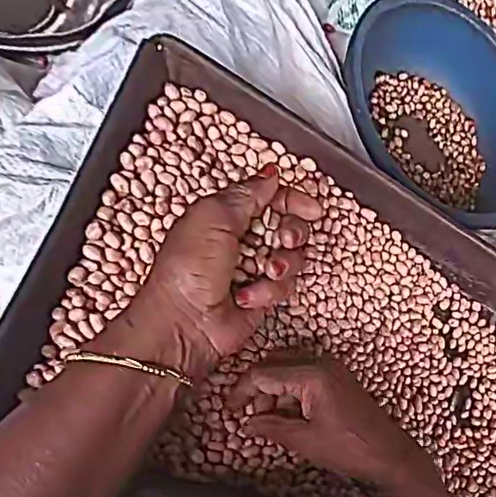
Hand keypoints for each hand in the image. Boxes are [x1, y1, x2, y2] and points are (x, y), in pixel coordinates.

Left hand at [101, 167, 323, 377]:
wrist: (186, 321)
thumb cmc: (188, 269)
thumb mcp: (213, 216)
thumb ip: (247, 194)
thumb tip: (270, 175)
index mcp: (229, 215)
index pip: (271, 198)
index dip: (292, 200)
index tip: (310, 208)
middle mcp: (245, 240)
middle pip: (290, 226)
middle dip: (292, 232)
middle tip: (283, 239)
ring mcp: (255, 269)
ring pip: (293, 258)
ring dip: (282, 264)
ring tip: (264, 271)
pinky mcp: (264, 295)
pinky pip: (285, 286)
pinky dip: (268, 291)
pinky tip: (247, 297)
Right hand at [231, 357, 446, 496]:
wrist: (391, 455)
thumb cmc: (351, 448)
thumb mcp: (304, 440)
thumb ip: (270, 427)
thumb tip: (247, 423)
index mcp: (312, 374)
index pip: (262, 373)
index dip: (241, 392)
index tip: (230, 410)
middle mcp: (323, 363)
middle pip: (274, 364)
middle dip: (258, 389)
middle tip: (250, 416)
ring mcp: (334, 370)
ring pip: (290, 369)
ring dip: (275, 391)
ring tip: (272, 421)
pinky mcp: (341, 380)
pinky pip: (307, 376)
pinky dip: (293, 392)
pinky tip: (291, 416)